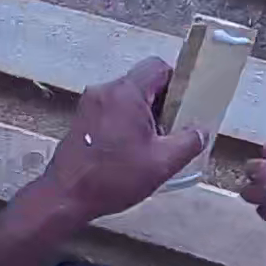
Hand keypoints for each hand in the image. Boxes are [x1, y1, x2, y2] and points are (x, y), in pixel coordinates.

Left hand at [22, 58, 204, 228]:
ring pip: (125, 100)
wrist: (65, 197)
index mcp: (125, 92)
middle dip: (160, 104)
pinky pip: (109, 113)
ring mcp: (87, 106)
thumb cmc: (113, 178)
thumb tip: (200, 131)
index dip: (177, 83)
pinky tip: (128, 153)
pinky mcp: (79, 122)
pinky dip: (123, 126)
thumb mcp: (163, 162)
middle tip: (170, 132)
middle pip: (141, 84)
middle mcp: (103, 91)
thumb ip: (189, 141)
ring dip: (141, 118)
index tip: (184, 108)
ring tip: (149, 147)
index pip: (158, 67)